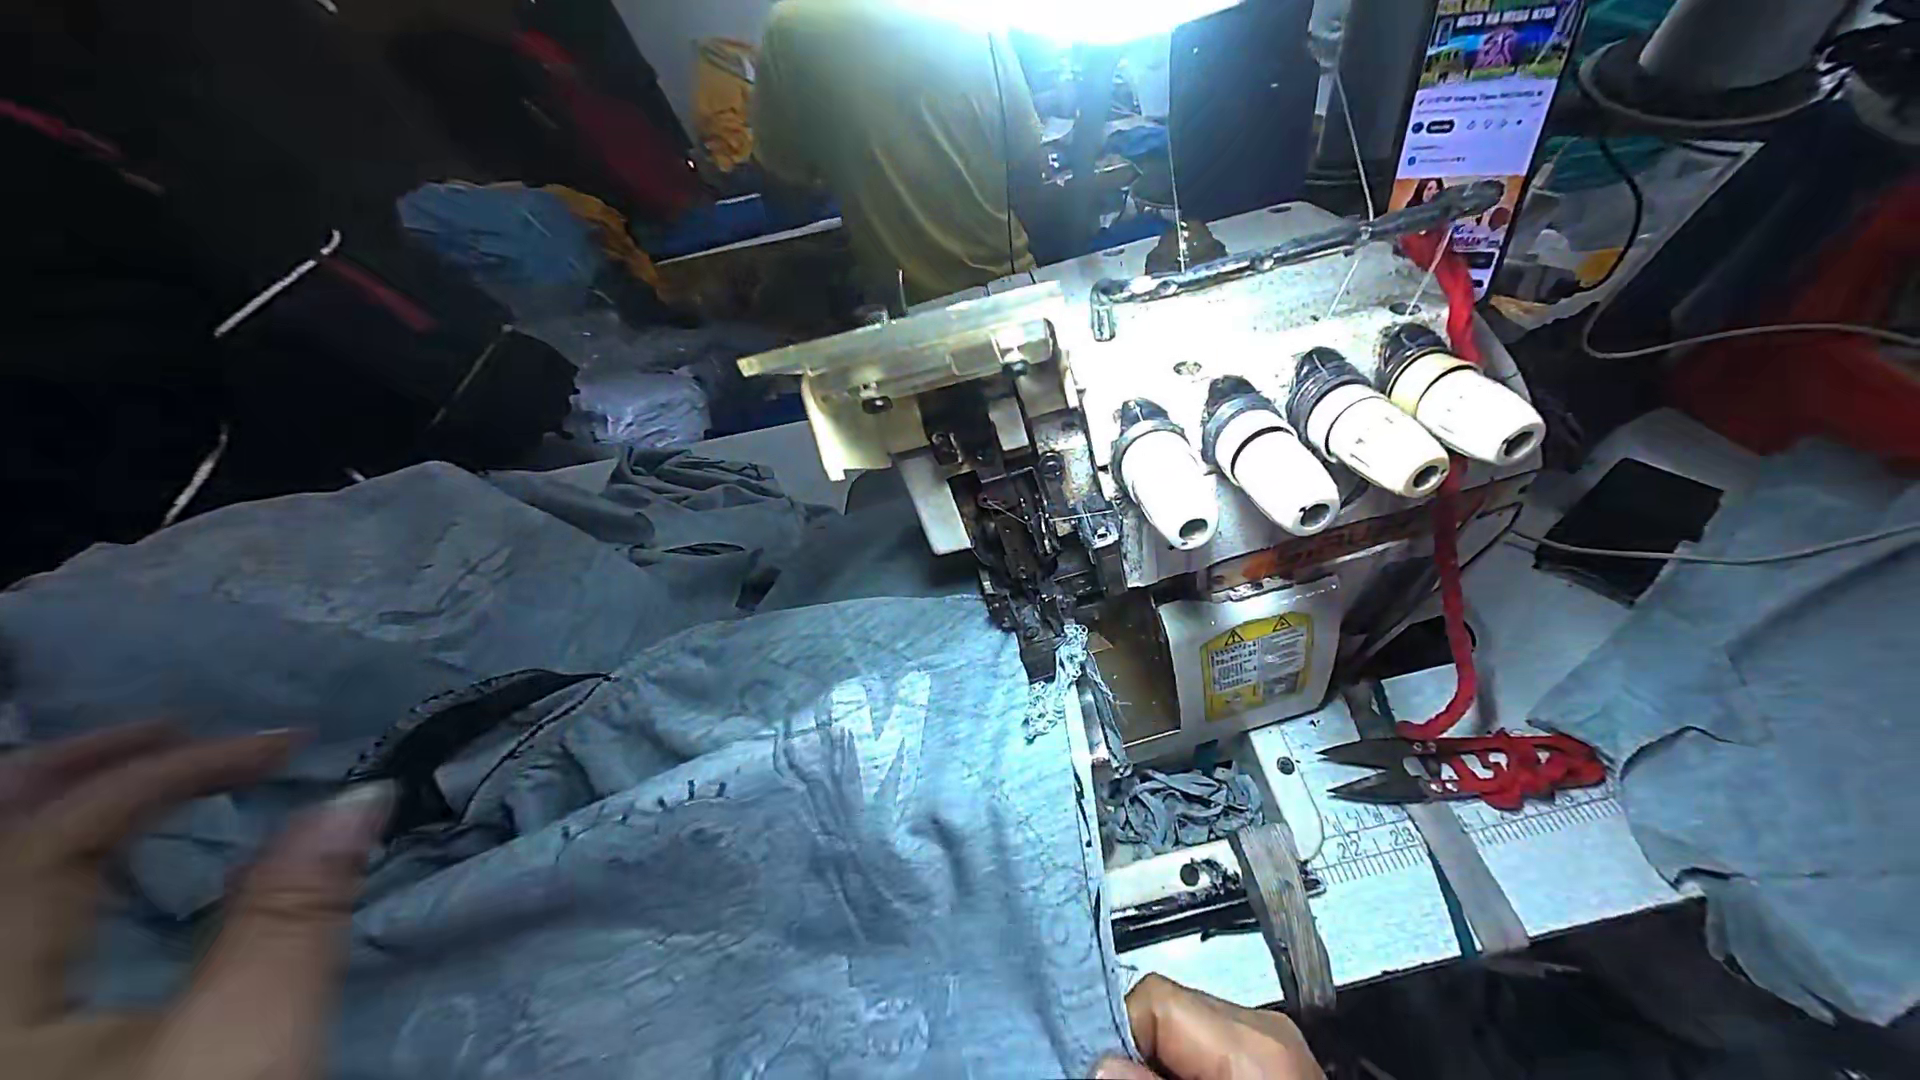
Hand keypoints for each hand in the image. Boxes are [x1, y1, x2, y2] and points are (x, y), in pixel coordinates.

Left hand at [0, 723, 388, 1079]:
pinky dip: (34, 868)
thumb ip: (297, 915)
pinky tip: (81, 867)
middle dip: (71, 767)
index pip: (57, 838)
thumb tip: (362, 797)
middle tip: (180, 728)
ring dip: (37, 811)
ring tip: (125, 770)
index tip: (287, 746)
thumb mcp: (241, 1048)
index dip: (176, 770)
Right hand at [1094, 973, 1323, 1079]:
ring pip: (1188, 1035)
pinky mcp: (1281, 1069)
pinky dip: (1191, 1076)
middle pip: (1170, 1013)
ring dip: (1163, 1070)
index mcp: (1255, 1045)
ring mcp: (1278, 1050)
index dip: (1121, 1039)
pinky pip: (1214, 1055)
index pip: (1155, 1000)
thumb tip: (1101, 1066)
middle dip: (1142, 1057)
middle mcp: (1267, 1030)